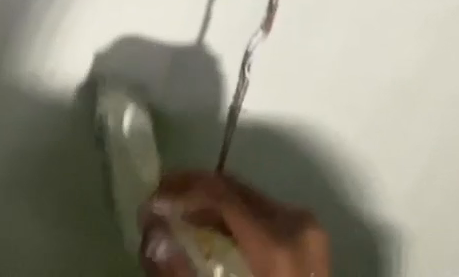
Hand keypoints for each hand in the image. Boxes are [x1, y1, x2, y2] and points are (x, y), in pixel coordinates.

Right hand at [141, 171, 329, 276]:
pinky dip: (232, 217)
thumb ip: (179, 273)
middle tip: (160, 205)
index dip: (179, 190)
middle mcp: (295, 222)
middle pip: (230, 189)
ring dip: (209, 204)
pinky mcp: (308, 239)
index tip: (151, 201)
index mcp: (276, 242)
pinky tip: (211, 233)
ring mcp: (306, 230)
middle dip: (191, 193)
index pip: (218, 192)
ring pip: (245, 198)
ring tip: (180, 218)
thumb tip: (150, 233)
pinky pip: (261, 213)